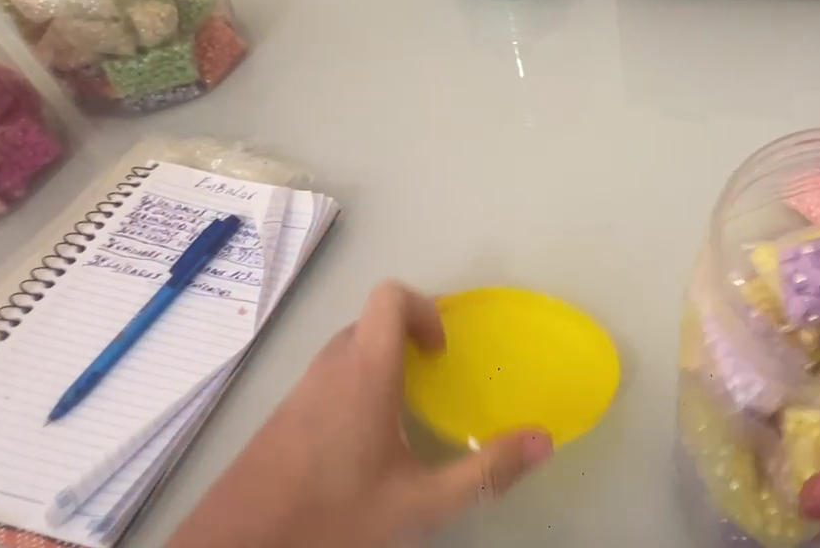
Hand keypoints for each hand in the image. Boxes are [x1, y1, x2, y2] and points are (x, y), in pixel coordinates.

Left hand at [168, 281, 551, 547]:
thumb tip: (545, 440)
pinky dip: (350, 394)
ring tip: (399, 421)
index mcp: (364, 373)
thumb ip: (485, 472)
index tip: (441, 354)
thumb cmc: (328, 523)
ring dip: (378, 367)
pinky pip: (322, 384)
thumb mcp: (418, 507)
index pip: (391, 297)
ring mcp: (295, 396)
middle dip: (406, 340)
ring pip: (345, 353)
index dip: (424, 309)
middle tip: (430, 384)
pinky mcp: (275, 425)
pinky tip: (357, 455)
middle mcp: (327, 371)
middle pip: (370, 323)